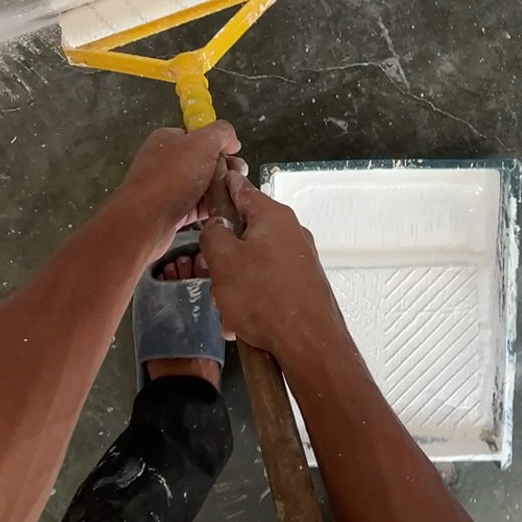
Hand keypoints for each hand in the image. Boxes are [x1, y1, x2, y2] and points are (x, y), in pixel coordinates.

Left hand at [112, 122, 242, 238]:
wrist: (145, 221)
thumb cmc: (172, 177)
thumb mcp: (202, 144)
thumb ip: (221, 133)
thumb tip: (232, 139)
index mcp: (168, 140)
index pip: (200, 136)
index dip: (220, 144)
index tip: (235, 154)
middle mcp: (166, 161)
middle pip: (204, 161)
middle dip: (224, 169)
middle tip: (238, 177)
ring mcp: (168, 188)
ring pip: (203, 185)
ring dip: (221, 190)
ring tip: (235, 196)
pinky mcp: (172, 212)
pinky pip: (198, 206)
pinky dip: (212, 207)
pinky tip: (226, 210)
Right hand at [199, 171, 351, 368]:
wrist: (309, 342)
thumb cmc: (263, 297)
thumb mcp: (224, 261)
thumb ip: (214, 234)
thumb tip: (219, 223)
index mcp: (274, 217)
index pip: (243, 189)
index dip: (224, 185)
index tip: (214, 179)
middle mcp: (291, 231)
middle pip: (247, 231)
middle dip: (225, 253)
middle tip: (212, 274)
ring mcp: (301, 258)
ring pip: (255, 261)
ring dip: (237, 282)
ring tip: (228, 310)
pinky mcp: (304, 283)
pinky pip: (269, 283)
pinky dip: (254, 298)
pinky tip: (242, 323)